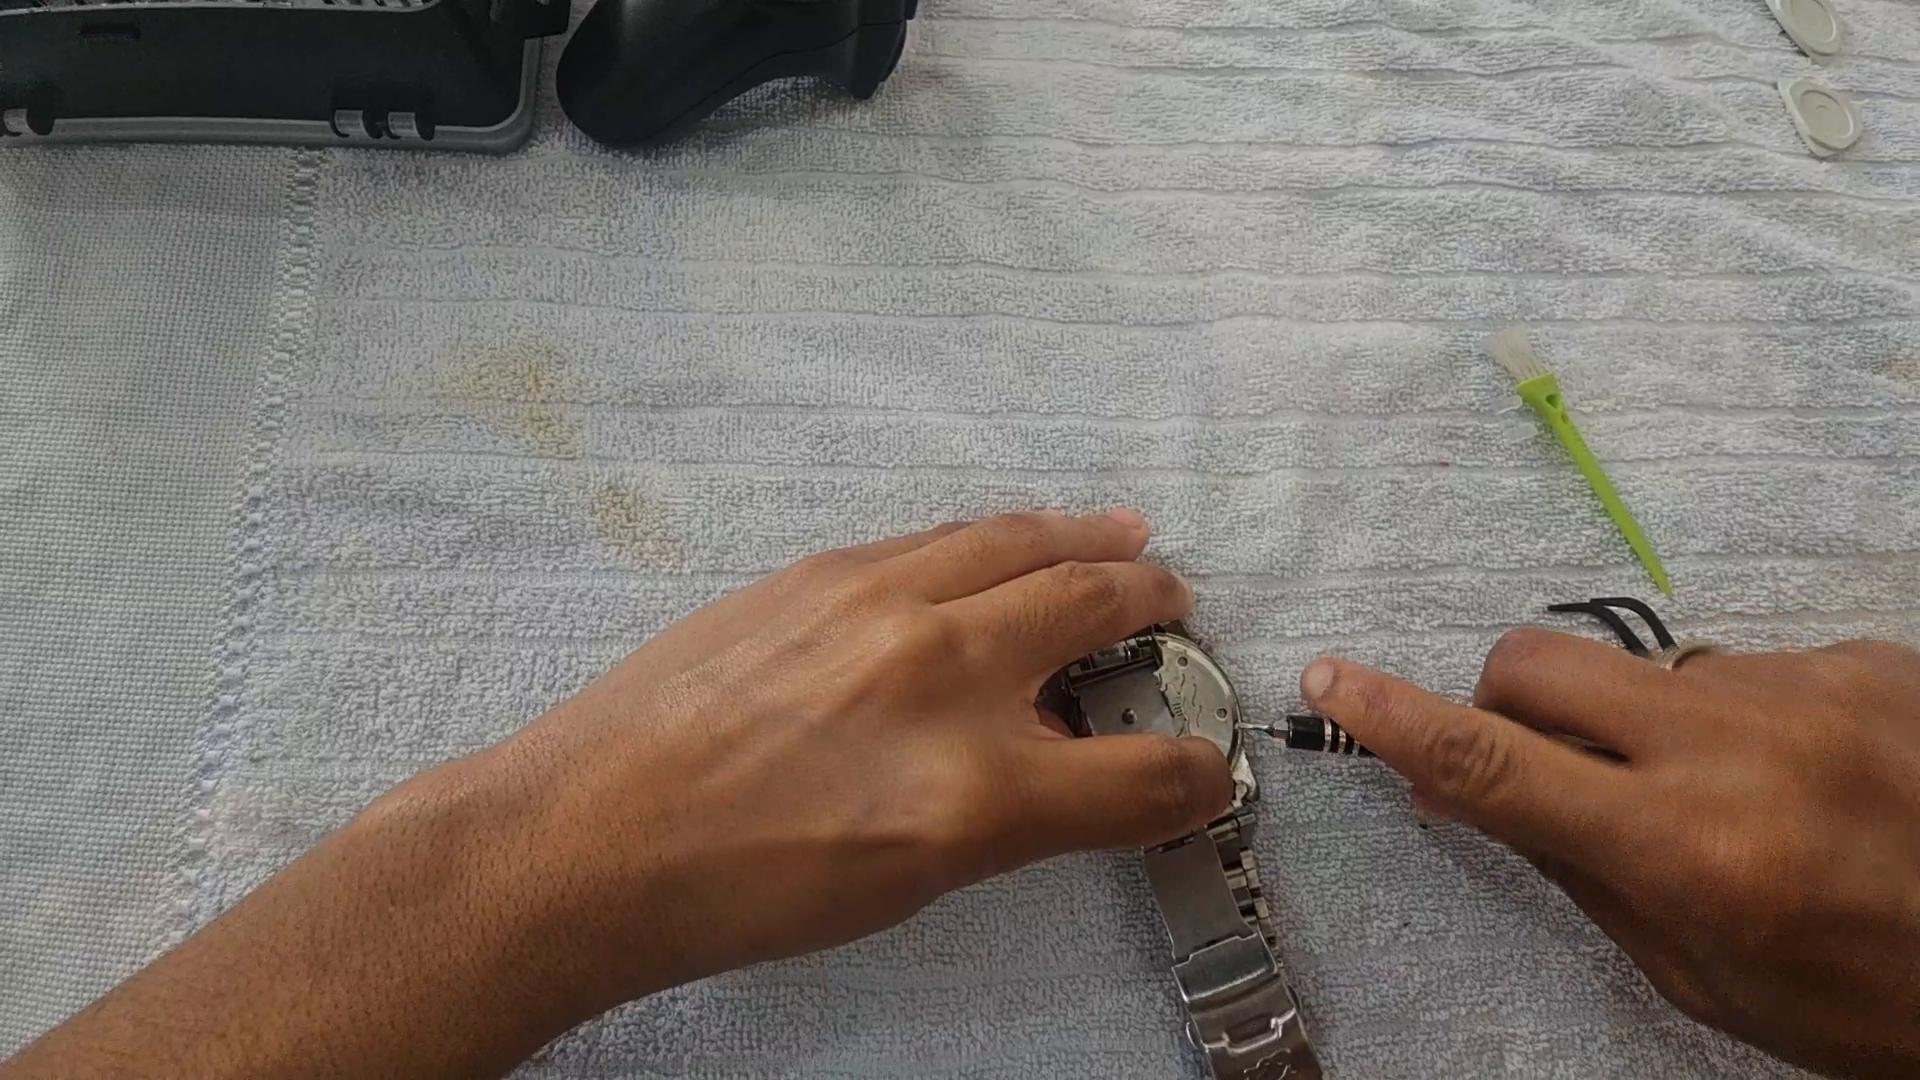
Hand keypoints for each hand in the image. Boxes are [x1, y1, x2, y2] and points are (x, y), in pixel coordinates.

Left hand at [5, 510, 1232, 1079]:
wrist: (594, 832)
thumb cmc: (753, 886)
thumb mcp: (908, 878)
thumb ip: (1011, 807)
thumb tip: (1070, 752)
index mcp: (973, 788)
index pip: (1137, 776)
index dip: (1190, 773)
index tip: (1206, 761)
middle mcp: (942, 672)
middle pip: (1090, 607)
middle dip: (1152, 604)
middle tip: (1175, 599)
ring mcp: (878, 601)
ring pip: (1021, 541)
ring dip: (1087, 538)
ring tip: (1126, 536)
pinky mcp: (823, 568)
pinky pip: (942, 538)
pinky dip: (1000, 537)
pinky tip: (1012, 540)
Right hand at [1300, 632, 1919, 1079]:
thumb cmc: (1865, 1000)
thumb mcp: (1694, 967)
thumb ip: (1557, 859)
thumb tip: (1438, 785)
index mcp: (1692, 851)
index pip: (1490, 760)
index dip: (1391, 715)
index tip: (1325, 678)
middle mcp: (1743, 752)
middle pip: (1531, 665)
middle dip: (1507, 701)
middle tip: (1552, 756)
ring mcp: (1811, 689)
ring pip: (1632, 668)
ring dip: (1634, 718)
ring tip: (1730, 784)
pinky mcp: (1869, 657)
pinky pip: (1728, 665)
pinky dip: (1726, 714)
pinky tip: (1806, 767)